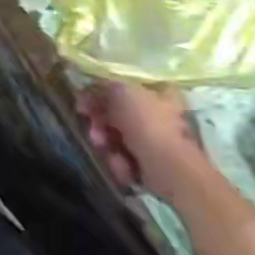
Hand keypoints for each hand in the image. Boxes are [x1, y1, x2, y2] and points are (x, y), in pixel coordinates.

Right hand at [76, 80, 208, 198]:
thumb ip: (101, 87)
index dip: (101, 92)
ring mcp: (157, 140)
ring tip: (105, 148)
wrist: (170, 169)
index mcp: (159, 91)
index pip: (124, 85)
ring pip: (118, 137)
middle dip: (100, 121)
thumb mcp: (120, 92)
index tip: (84, 101)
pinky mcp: (152, 163)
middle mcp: (160, 113)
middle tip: (92, 127)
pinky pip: (126, 157)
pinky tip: (123, 165)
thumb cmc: (147, 123)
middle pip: (118, 113)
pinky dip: (120, 162)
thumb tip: (86, 92)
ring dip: (107, 143)